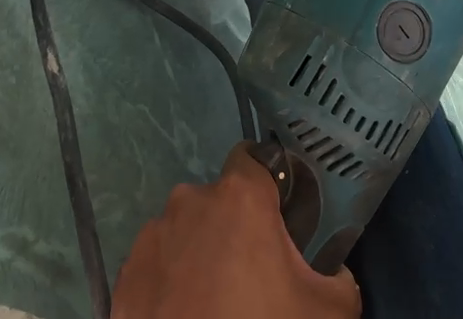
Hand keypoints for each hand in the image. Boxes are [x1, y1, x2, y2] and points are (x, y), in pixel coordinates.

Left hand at [113, 144, 359, 318]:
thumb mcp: (330, 310)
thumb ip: (337, 275)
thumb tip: (330, 268)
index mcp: (239, 198)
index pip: (255, 159)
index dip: (270, 183)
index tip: (281, 213)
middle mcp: (189, 203)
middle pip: (220, 202)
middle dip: (236, 229)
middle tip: (255, 275)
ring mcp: (151, 239)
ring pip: (186, 232)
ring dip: (201, 254)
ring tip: (217, 301)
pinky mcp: (125, 276)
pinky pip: (158, 265)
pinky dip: (172, 282)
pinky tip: (187, 314)